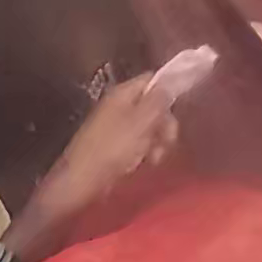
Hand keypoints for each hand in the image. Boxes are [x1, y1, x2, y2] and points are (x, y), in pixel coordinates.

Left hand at [6, 74, 179, 261]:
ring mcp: (117, 126)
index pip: (153, 80)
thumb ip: (158, 100)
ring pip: (150, 127)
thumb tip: (173, 80)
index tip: (180, 110)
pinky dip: (146, 152)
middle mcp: (120, 105)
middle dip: (165, 124)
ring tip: (154, 158)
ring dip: (158, 142)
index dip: (169, 92)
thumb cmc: (112, 149)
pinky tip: (145, 164)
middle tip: (166, 142)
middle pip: (154, 105)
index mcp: (123, 93)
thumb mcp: (140, 122)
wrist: (81, 182)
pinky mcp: (116, 146)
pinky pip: (140, 143)